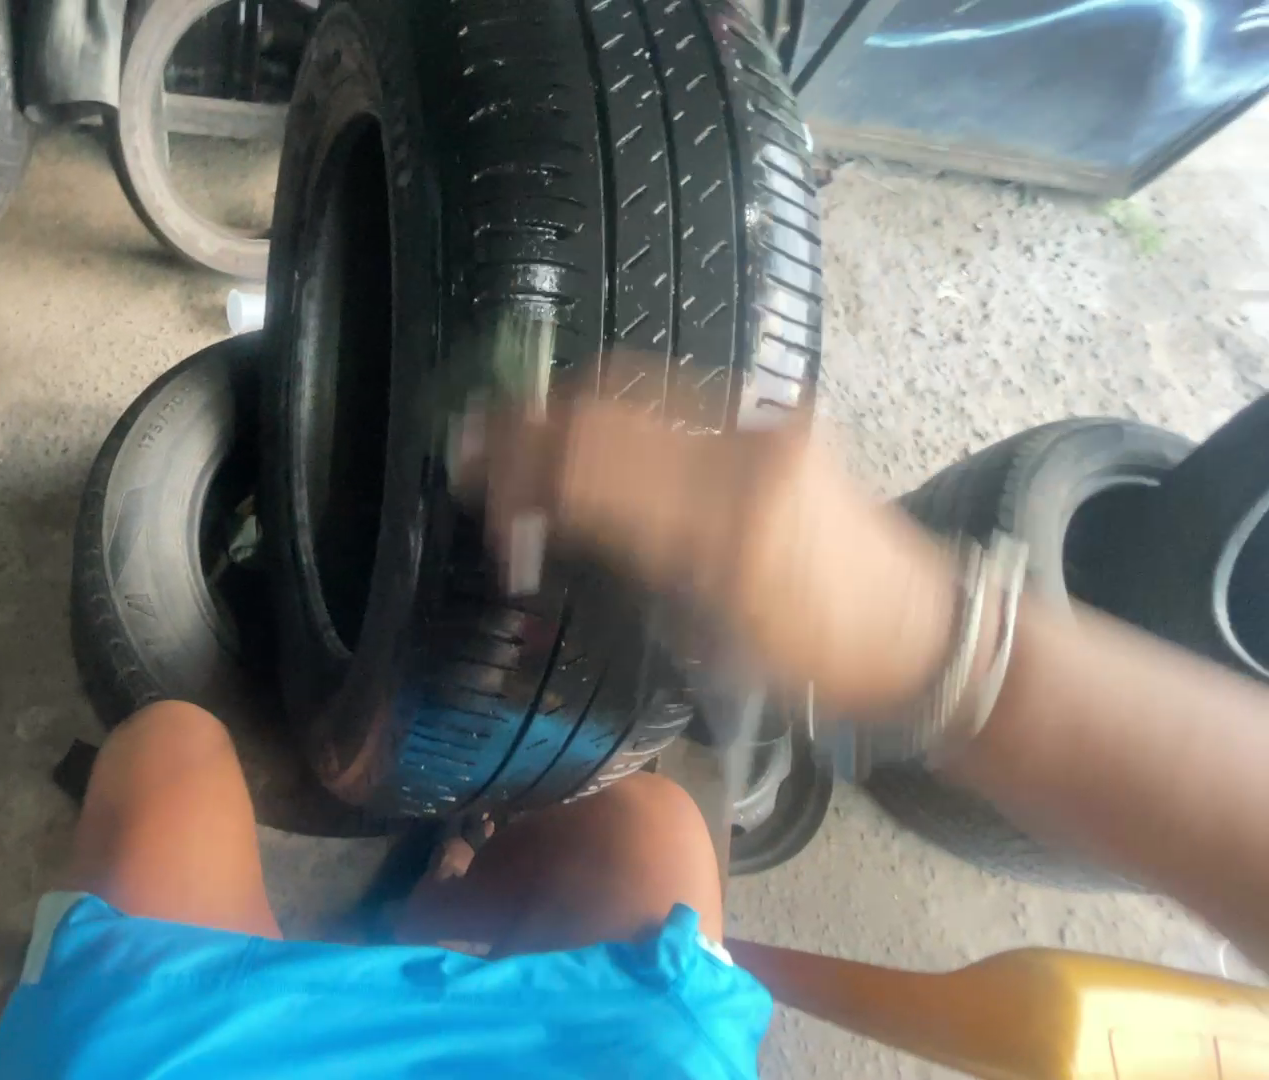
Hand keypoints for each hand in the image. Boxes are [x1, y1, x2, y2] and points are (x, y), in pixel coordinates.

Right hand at [454, 401, 960, 710]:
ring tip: (515, 424)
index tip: (475, 483)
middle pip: (602, 418)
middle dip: (524, 427)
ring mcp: (765, 426)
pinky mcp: (776, 414)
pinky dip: (608, 405)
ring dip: (560, 405)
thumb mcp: (706, 629)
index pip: (591, 476)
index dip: (520, 473)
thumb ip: (629, 557)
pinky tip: (581, 421)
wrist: (926, 631)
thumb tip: (554, 515)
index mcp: (723, 532)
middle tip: (473, 441)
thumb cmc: (811, 657)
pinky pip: (669, 393)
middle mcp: (744, 459)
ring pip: (632, 390)